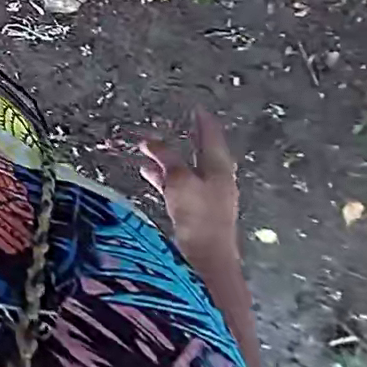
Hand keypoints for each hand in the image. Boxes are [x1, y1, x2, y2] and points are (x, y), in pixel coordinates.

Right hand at [140, 108, 240, 263]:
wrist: (206, 258)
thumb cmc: (199, 214)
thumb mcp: (179, 178)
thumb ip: (165, 156)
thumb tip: (150, 141)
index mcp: (219, 169)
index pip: (212, 138)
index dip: (204, 122)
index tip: (198, 108)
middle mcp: (216, 180)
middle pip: (201, 153)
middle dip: (187, 139)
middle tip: (179, 123)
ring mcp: (206, 196)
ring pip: (186, 168)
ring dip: (168, 157)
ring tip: (148, 146)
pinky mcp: (195, 211)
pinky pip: (177, 184)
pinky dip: (163, 175)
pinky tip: (147, 172)